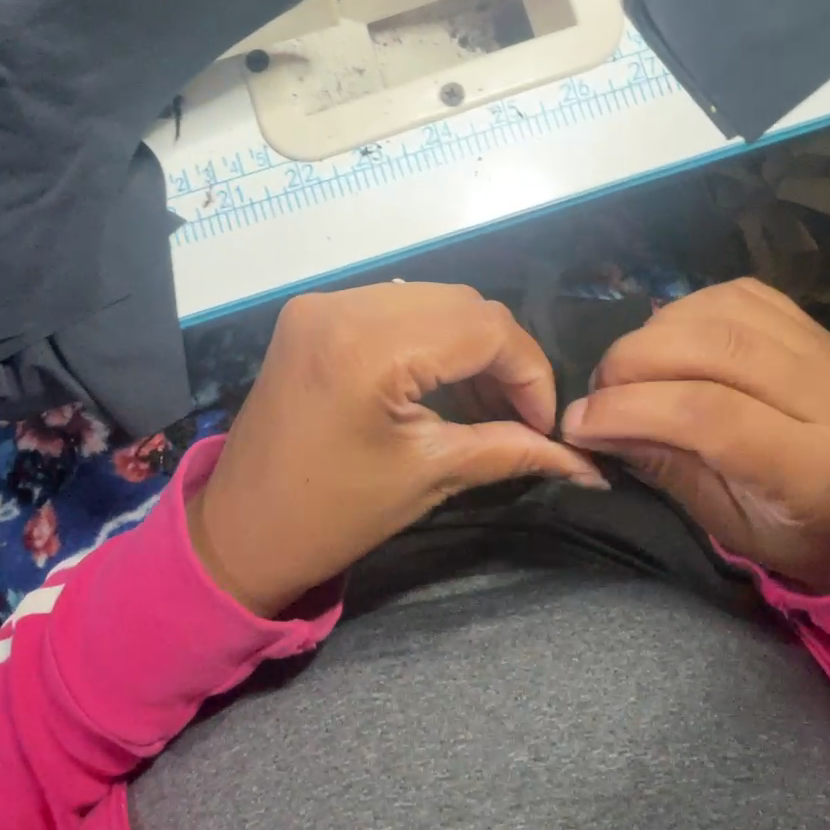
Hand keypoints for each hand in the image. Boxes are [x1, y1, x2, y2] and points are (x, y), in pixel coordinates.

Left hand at [192, 283, 607, 616]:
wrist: (240, 531)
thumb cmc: (333, 515)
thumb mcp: (431, 476)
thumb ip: (513, 450)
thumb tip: (589, 464)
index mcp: (370, 346)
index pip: (486, 328)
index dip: (530, 373)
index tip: (543, 425)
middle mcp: (343, 305)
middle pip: (462, 304)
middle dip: (503, 357)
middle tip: (517, 415)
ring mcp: (321, 303)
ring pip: (431, 299)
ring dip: (468, 343)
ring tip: (483, 402)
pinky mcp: (311, 312)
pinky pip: (393, 305)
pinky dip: (429, 336)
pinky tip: (440, 380)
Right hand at [561, 279, 829, 593]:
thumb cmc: (782, 530)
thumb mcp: (718, 521)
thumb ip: (660, 463)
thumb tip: (589, 422)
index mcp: (814, 471)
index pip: (710, 416)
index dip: (631, 409)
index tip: (578, 420)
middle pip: (716, 349)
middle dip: (634, 361)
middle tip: (598, 390)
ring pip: (724, 312)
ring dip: (655, 332)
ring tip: (629, 367)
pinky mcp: (815, 327)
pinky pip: (739, 295)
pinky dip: (686, 310)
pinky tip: (666, 338)